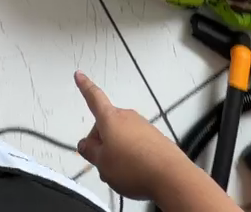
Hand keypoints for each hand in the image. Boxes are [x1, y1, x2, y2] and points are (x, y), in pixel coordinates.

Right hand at [73, 72, 195, 199]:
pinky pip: (137, 144)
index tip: (79, 75)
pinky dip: (133, 156)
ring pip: (122, 136)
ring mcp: (143, 126)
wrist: (170, 177)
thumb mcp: (103, 163)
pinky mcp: (156, 139)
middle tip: (103, 163)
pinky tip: (137, 172)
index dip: (85, 86)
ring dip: (118, 151)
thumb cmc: (134, 167)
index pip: (94, 97)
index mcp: (110, 118)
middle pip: (107, 125)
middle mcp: (127, 117)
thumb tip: (85, 145)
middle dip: (102, 142)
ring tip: (122, 173)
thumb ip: (90, 152)